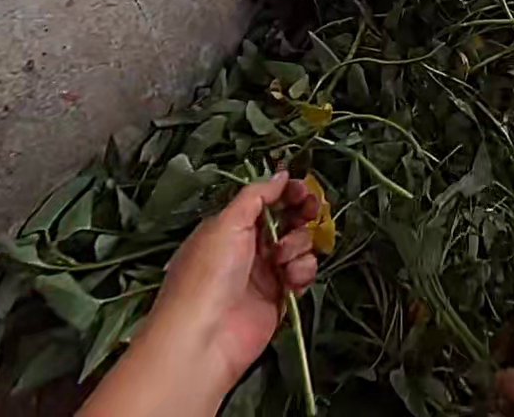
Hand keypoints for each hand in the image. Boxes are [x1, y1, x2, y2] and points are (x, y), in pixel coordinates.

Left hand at [82, 176, 319, 415]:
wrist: (204, 339)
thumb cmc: (210, 272)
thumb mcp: (228, 222)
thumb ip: (257, 195)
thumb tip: (281, 174)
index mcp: (232, 224)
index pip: (265, 200)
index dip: (285, 192)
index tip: (301, 188)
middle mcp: (249, 245)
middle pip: (285, 219)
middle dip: (299, 212)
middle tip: (310, 208)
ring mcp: (265, 271)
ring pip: (297, 244)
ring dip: (296, 243)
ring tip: (282, 256)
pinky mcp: (279, 297)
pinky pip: (301, 273)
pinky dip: (301, 270)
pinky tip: (291, 276)